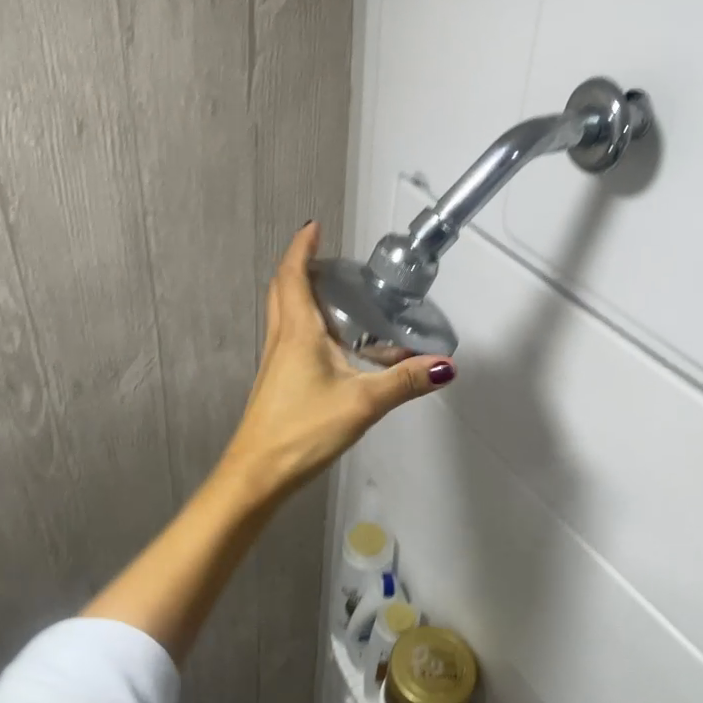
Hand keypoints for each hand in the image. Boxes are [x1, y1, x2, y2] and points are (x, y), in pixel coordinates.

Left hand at [217, 222, 453, 497]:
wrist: (257, 474)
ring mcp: (274, 364)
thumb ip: (404, 382)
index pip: (292, 276)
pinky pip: (288, 340)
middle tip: (326, 258)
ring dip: (300, 295)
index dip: (301, 247)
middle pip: (282, 291)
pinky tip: (328, 347)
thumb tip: (444, 366)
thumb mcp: (362, 404)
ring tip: (332, 294)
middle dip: (300, 267)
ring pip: (283, 315)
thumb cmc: (300, 432)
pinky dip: (304, 326)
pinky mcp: (276, 384)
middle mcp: (280, 341)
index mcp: (297, 333)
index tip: (313, 227)